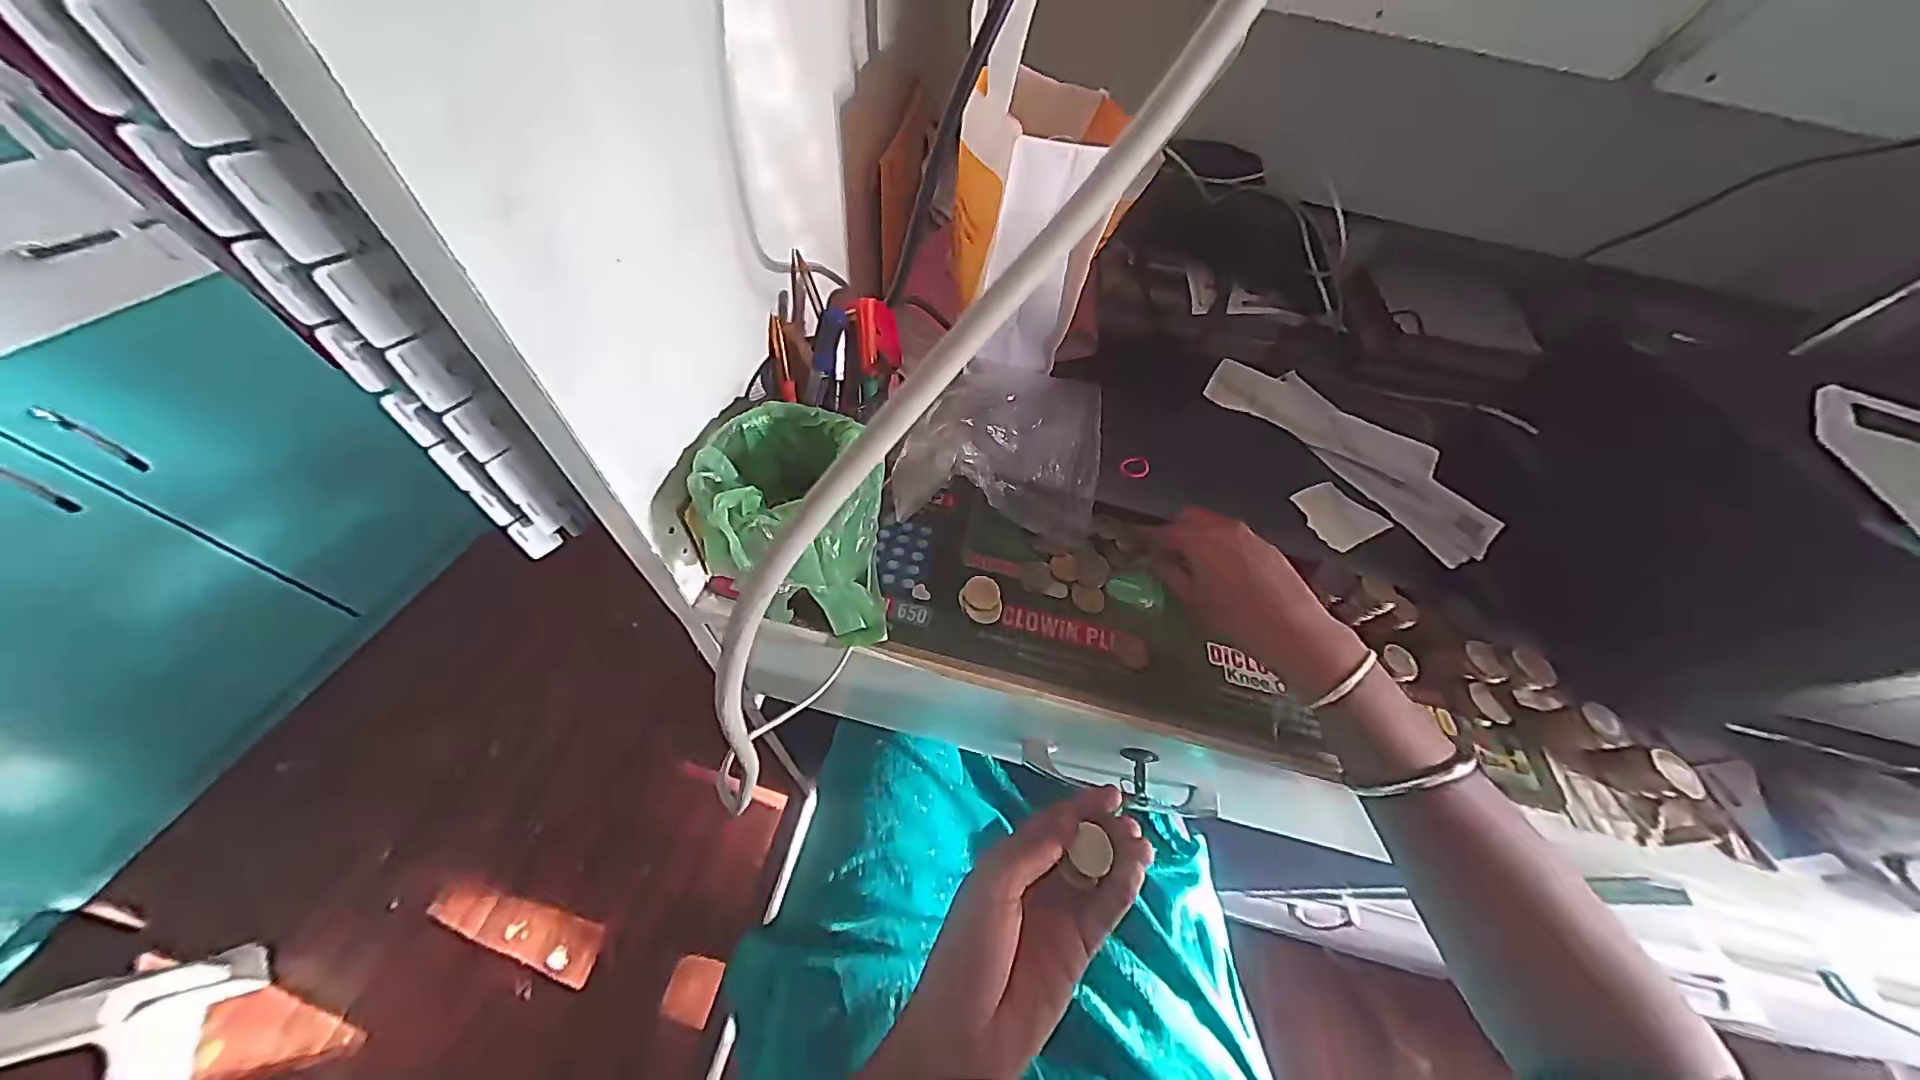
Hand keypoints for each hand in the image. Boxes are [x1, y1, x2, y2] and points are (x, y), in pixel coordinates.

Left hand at [857, 785, 1152, 1079]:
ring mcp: (1061, 914)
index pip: (1052, 825)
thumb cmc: (968, 950)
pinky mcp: (1081, 946)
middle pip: (1080, 846)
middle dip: (1104, 829)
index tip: (1110, 795)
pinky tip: (1135, 870)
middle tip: (1128, 821)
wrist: (969, 1029)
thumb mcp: (990, 885)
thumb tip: (1071, 822)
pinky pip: (1107, 909)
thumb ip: (1031, 851)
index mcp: (1011, 862)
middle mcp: (1039, 883)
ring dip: (1120, 855)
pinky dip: (1123, 887)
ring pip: (1099, 874)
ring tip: (1139, 842)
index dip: (1080, 808)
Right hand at [1150, 507, 1365, 694]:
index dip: (1146, 538)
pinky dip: (1221, 546)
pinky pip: (1234, 537)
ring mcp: (1249, 535)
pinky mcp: (1267, 547)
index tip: (1136, 546)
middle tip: (1165, 553)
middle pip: (1189, 517)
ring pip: (1214, 525)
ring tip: (1193, 565)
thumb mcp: (1192, 601)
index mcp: (1199, 539)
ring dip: (1199, 537)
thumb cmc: (1236, 620)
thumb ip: (1170, 574)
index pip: (1162, 531)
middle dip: (1174, 530)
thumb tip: (1160, 561)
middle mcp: (1224, 529)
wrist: (1294, 632)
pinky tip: (1222, 572)